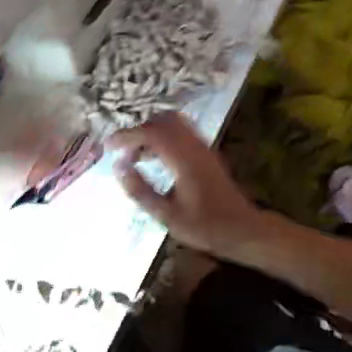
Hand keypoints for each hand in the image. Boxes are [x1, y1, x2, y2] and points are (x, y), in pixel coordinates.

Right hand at [110, 115, 269, 259]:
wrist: (243, 229)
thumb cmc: (205, 227)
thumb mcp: (167, 216)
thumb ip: (141, 191)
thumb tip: (119, 167)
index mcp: (184, 160)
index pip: (151, 133)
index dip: (127, 135)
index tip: (108, 146)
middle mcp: (195, 147)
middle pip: (162, 121)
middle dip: (138, 131)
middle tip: (121, 151)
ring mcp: (204, 147)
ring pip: (173, 124)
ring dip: (151, 133)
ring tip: (134, 157)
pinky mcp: (207, 153)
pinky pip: (182, 133)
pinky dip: (164, 138)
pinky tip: (155, 159)